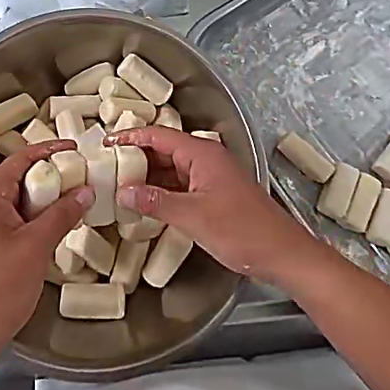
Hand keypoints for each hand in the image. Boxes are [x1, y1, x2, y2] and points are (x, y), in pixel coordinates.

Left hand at [0, 139, 89, 370]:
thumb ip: (62, 214)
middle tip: (81, 176)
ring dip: (47, 198)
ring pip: (20, 199)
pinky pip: (17, 218)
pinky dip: (38, 217)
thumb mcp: (37, 246)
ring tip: (76, 200)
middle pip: (20, 176)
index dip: (50, 150)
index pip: (21, 159)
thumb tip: (85, 191)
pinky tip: (58, 226)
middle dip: (51, 175)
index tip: (76, 150)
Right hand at [110, 126, 326, 286]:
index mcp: (202, 154)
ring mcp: (212, 177)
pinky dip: (162, 192)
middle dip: (136, 158)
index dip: (131, 137)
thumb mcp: (193, 216)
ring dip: (148, 177)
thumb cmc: (243, 231)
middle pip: (164, 150)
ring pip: (172, 170)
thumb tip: (124, 192)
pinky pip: (181, 185)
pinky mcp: (215, 195)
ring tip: (120, 186)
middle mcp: (207, 160)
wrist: (282, 253)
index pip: (159, 136)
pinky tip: (146, 203)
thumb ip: (156, 202)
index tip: (108, 143)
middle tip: (108, 167)